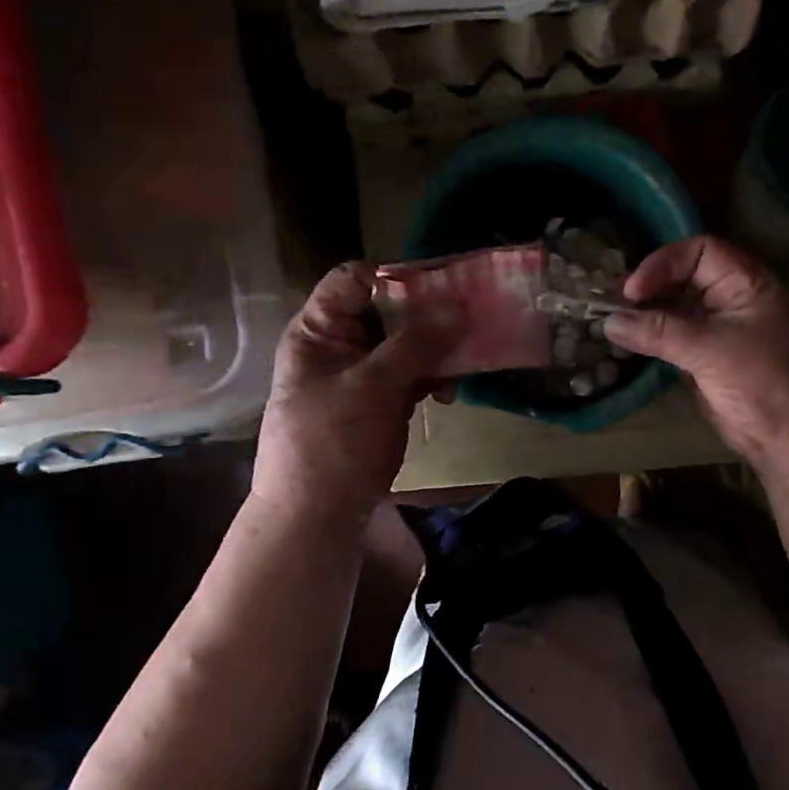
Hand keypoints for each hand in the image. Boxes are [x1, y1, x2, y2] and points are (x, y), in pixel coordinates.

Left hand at [252, 263, 448, 522]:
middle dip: (427, 315)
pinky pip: (415, 373)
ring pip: (408, 343)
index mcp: (320, 330)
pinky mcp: (385, 399)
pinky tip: (448, 393)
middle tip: (468, 319)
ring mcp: (365, 373)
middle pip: (388, 310)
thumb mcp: (369, 388)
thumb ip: (414, 346)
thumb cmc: (331, 442)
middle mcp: (342, 344)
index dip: (393, 278)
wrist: (320, 512)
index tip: (440, 287)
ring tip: (463, 362)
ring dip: (437, 350)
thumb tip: (458, 308)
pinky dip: (434, 377)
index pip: (353, 280)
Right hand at [602, 236, 788, 463]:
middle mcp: (735, 299)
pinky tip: (627, 339)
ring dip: (646, 311)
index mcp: (749, 284)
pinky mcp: (709, 355)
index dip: (664, 262)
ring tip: (613, 320)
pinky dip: (651, 335)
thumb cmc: (762, 385)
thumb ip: (658, 332)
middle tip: (615, 304)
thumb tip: (608, 321)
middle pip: (685, 276)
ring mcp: (721, 328)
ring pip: (677, 306)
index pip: (701, 250)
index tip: (634, 290)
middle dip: (650, 286)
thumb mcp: (708, 352)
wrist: (788, 441)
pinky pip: (675, 335)